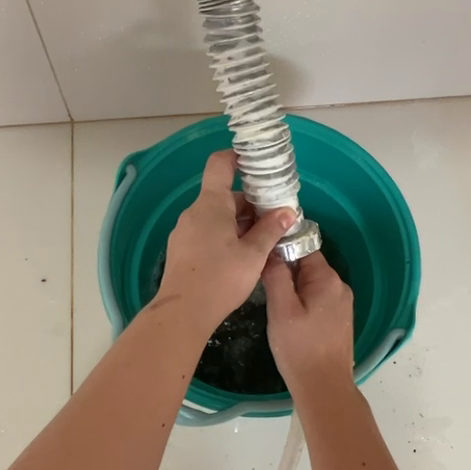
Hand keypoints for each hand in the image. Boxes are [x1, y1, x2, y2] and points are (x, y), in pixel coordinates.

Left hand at [153, 150, 296, 331]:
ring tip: (263, 240)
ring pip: (216, 217)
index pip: (220, 164)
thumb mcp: (253, 254)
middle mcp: (194, 212)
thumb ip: (271, 229)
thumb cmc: (221, 277)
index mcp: (211, 204)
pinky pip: (206, 232)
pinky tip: (241, 256)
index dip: (237, 157)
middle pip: (223, 196)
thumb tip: (288, 212)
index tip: (256, 162)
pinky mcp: (182, 250)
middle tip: (275, 217)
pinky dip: (225, 236)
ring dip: (239, 222)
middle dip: (250, 203)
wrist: (183, 312)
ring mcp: (185, 231)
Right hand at [261, 250, 354, 393]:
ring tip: (270, 295)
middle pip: (308, 264)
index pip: (304, 246)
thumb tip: (271, 250)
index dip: (282, 247)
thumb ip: (276, 276)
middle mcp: (339, 286)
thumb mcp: (281, 309)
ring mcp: (341, 303)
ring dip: (292, 284)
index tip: (260, 253)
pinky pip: (317, 297)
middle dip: (285, 267)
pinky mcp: (338, 318)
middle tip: (260, 277)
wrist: (324, 386)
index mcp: (327, 279)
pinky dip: (301, 299)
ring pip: (311, 282)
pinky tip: (286, 312)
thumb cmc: (300, 348)